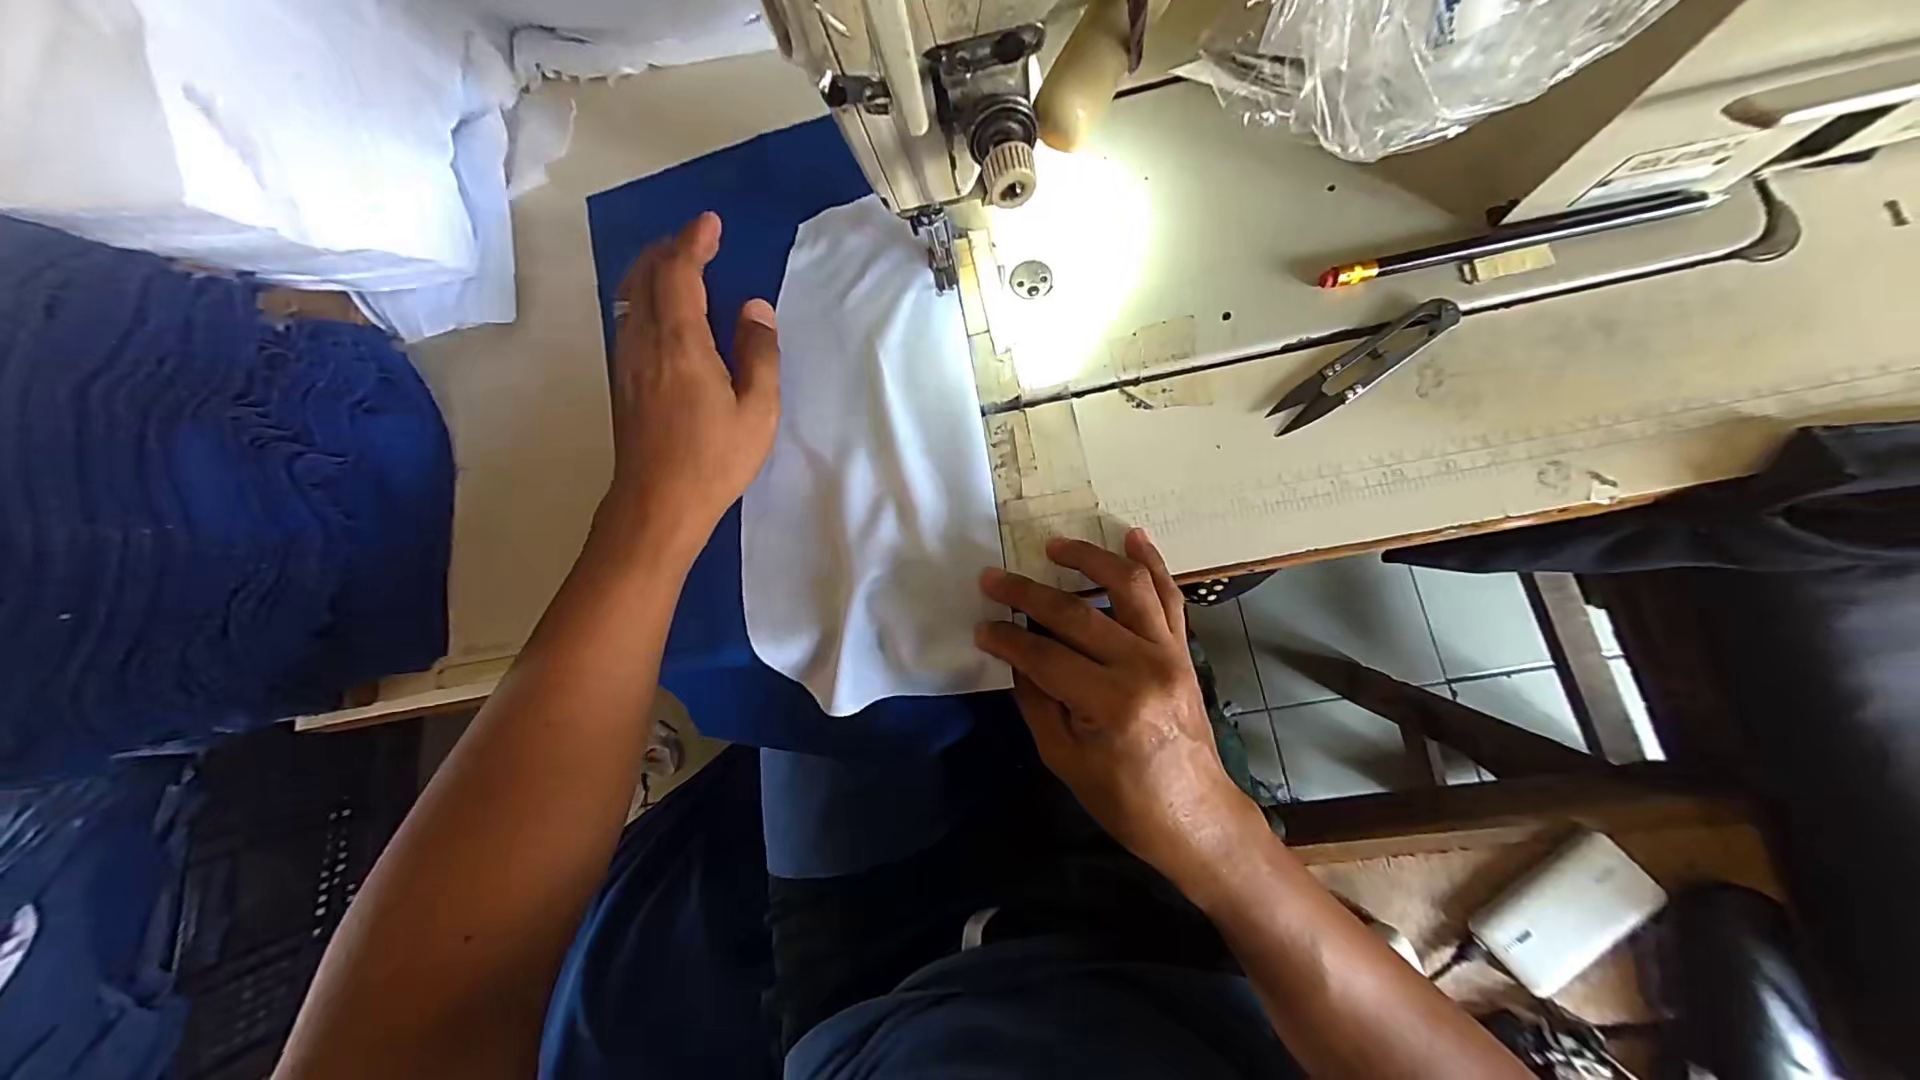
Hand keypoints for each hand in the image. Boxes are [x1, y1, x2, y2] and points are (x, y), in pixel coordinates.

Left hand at [601, 212, 779, 555]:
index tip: (710, 223)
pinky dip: (646, 296)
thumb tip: (755, 309)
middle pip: (647, 275)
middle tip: (697, 239)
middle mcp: (644, 340)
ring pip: (631, 294)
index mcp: (680, 342)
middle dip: (670, 248)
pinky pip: (629, 316)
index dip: (694, 241)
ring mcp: (627, 359)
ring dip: (654, 270)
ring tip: (679, 265)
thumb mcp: (757, 411)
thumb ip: (759, 354)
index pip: (680, 273)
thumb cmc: (715, 458)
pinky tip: (663, 311)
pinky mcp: (622, 379)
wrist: (657, 501)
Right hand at [975, 529, 1265, 886]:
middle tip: (993, 578)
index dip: (1007, 639)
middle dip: (1028, 594)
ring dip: (1090, 558)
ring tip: (1055, 546)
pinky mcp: (1183, 650)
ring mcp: (1170, 654)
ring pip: (1129, 587)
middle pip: (1078, 615)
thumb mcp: (1064, 759)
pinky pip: (1168, 597)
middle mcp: (1145, 668)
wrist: (1196, 817)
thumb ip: (1036, 699)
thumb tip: (1014, 653)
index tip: (981, 626)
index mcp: (1112, 705)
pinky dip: (1151, 563)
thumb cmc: (1125, 800)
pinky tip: (1132, 536)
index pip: (1045, 656)